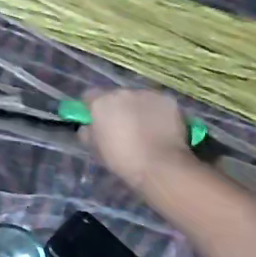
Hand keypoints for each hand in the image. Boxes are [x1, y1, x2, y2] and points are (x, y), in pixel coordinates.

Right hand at [79, 89, 198, 189]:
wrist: (159, 164)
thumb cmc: (122, 160)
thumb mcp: (96, 150)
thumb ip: (88, 133)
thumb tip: (88, 127)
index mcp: (101, 103)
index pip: (89, 96)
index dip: (91, 108)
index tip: (96, 120)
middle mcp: (123, 92)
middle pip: (115, 96)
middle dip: (117, 108)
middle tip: (122, 128)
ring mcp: (147, 94)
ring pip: (137, 98)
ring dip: (137, 109)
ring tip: (144, 129)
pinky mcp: (167, 100)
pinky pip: (156, 103)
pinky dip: (156, 112)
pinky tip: (159, 128)